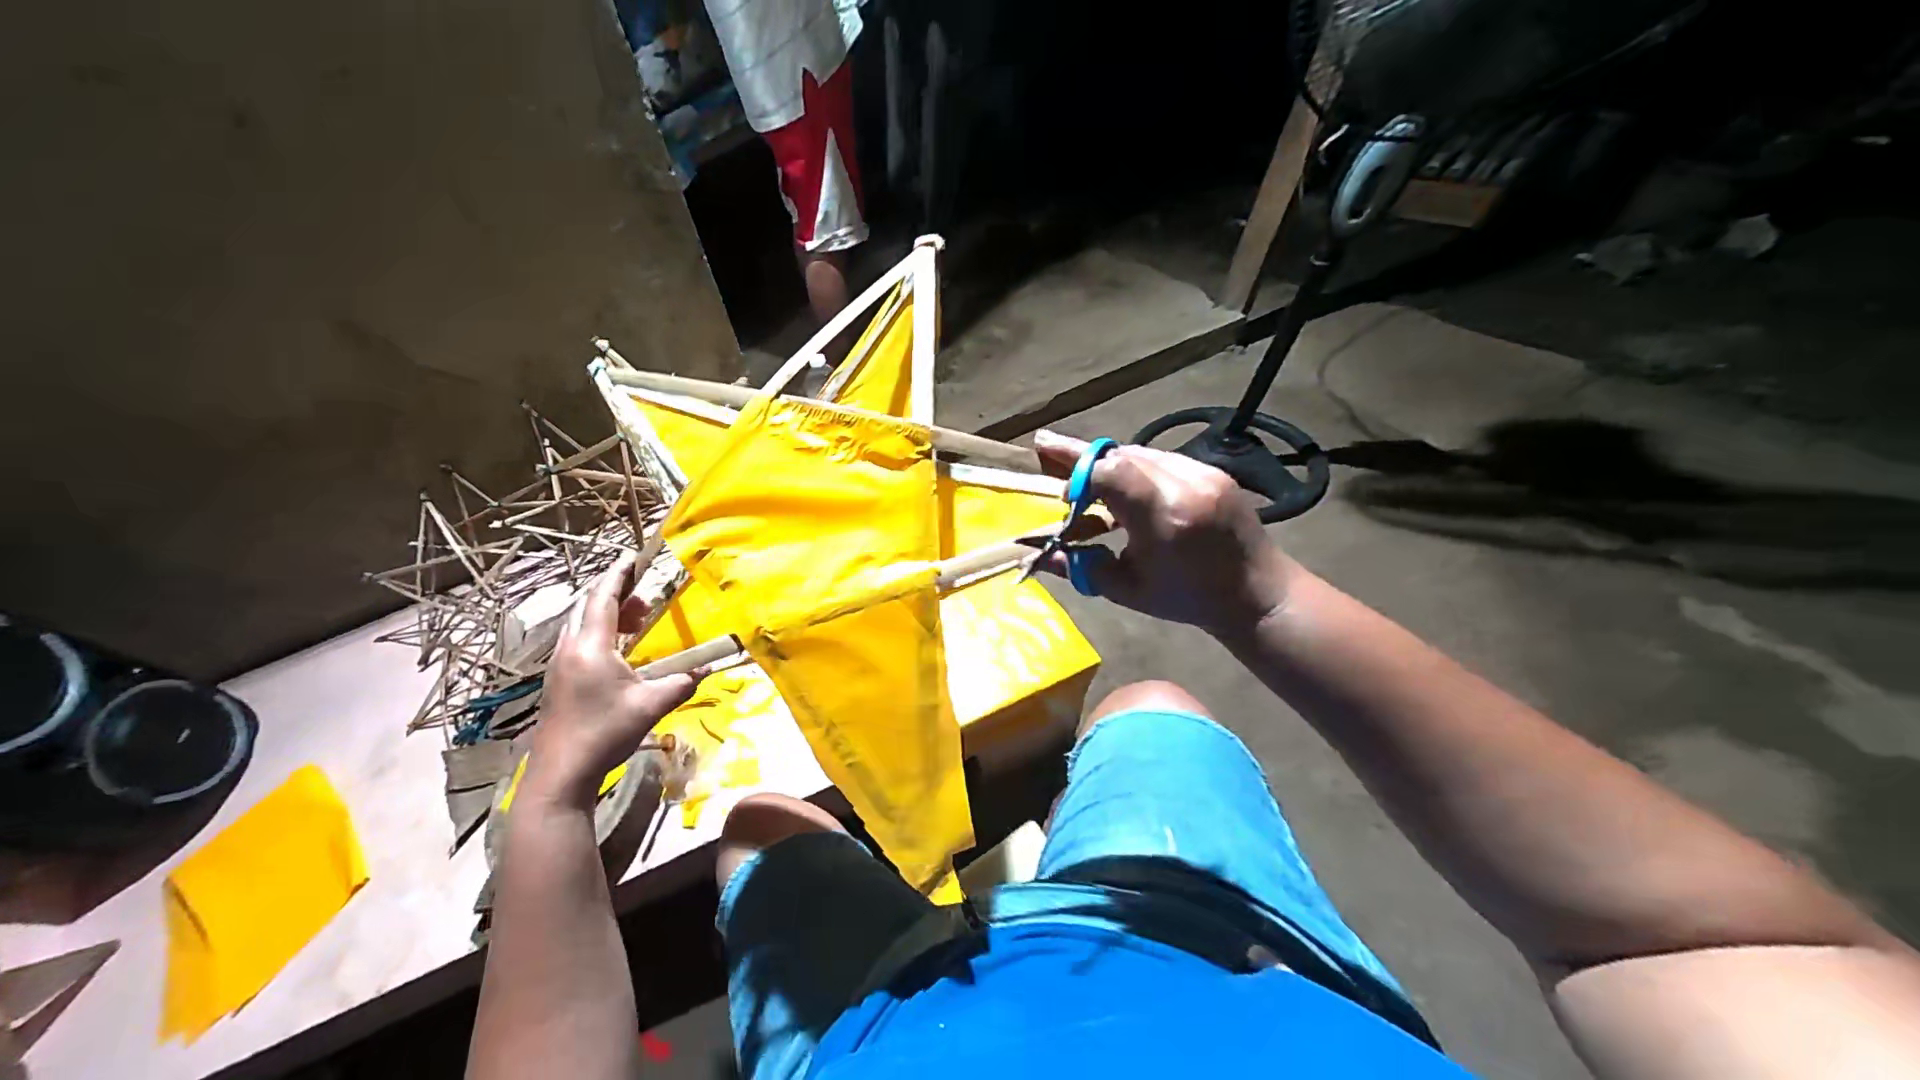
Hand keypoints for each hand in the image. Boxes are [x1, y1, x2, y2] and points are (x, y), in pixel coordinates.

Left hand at [521, 553, 697, 810]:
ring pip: (581, 624)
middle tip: (643, 590)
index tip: (632, 558)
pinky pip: (578, 641)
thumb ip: (681, 683)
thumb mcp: (651, 706)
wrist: (560, 774)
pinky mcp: (558, 681)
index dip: (619, 575)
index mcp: (589, 647)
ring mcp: (559, 666)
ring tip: (637, 618)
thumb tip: (706, 669)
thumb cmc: (604, 733)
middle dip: (616, 592)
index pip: (603, 598)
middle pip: (588, 606)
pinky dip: (600, 633)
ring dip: (608, 614)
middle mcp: (569, 649)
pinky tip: (618, 650)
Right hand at [1031, 430, 1296, 640]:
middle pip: (1121, 455)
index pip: (1111, 472)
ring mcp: (1204, 473)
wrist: (1257, 593)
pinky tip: (1127, 488)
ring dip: (1111, 464)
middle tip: (1051, 458)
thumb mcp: (1126, 590)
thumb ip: (1079, 566)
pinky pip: (1162, 458)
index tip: (1060, 488)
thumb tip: (1037, 554)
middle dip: (1086, 461)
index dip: (1076, 470)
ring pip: (1141, 452)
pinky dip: (1137, 469)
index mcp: (1164, 518)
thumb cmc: (1186, 599)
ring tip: (1088, 478)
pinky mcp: (1214, 470)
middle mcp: (1185, 485)